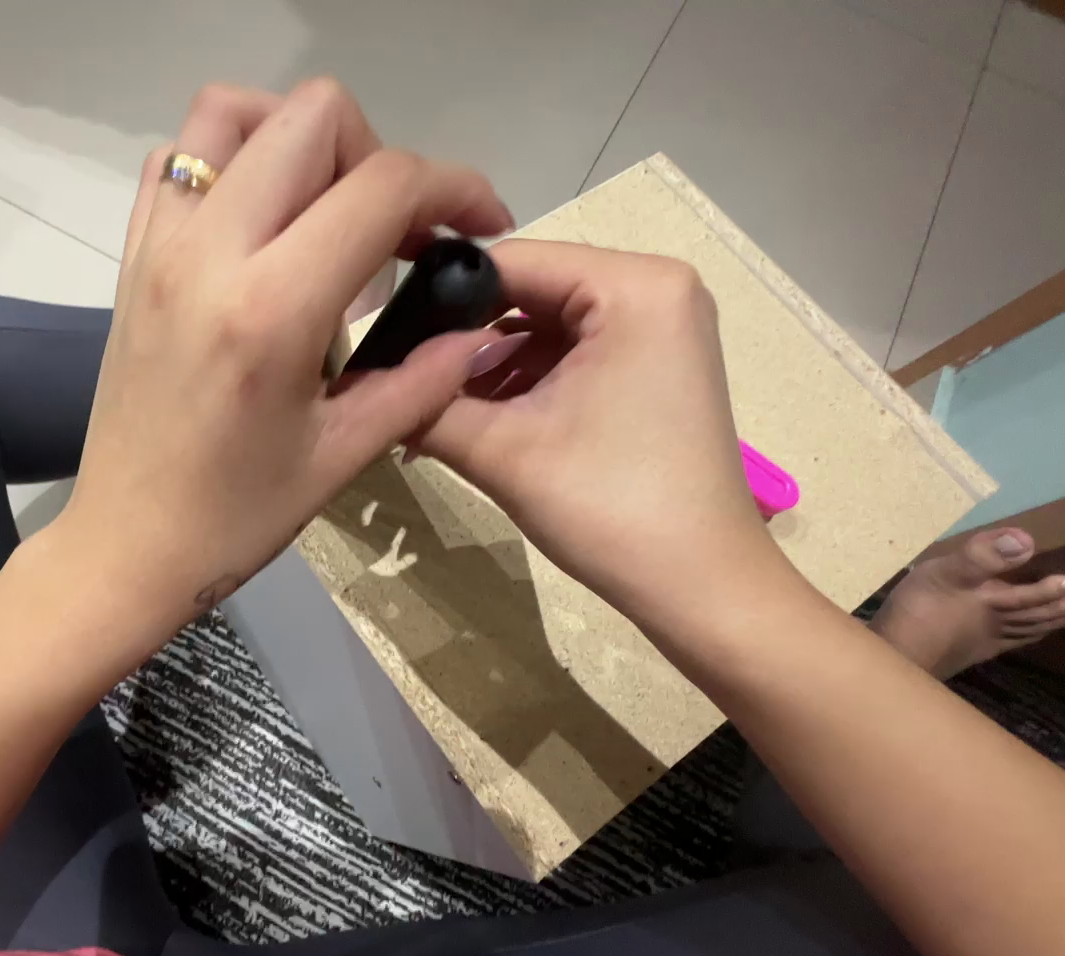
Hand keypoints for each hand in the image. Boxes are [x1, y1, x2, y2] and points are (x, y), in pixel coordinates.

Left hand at [57, 79, 512, 620]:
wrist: (128, 545)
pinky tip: (255, 224)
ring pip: (231, 114)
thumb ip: (420, 383)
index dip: (454, 190)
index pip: (383, 186)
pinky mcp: (131, 262)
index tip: (477, 230)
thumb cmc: (235, 518)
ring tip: (322, 215)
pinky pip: (176, 163)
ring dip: (296, 140)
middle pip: (311, 116)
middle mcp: (209, 253)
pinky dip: (228, 162)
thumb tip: (476, 331)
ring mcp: (159, 249)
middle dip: (378, 157)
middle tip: (391, 237)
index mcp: (271, 308)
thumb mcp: (341, 458)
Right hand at [414, 240, 784, 615]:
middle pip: (529, 293)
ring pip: (545, 329)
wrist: (695, 585)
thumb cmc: (606, 504)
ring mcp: (658, 332)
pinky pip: (570, 357)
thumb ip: (426, 406)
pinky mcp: (651, 371)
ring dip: (489, 368)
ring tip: (433, 411)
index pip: (513, 262)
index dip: (440, 298)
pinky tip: (479, 421)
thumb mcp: (501, 450)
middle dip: (464, 340)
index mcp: (633, 287)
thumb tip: (369, 385)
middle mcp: (655, 291)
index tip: (387, 338)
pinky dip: (523, 385)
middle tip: (404, 380)